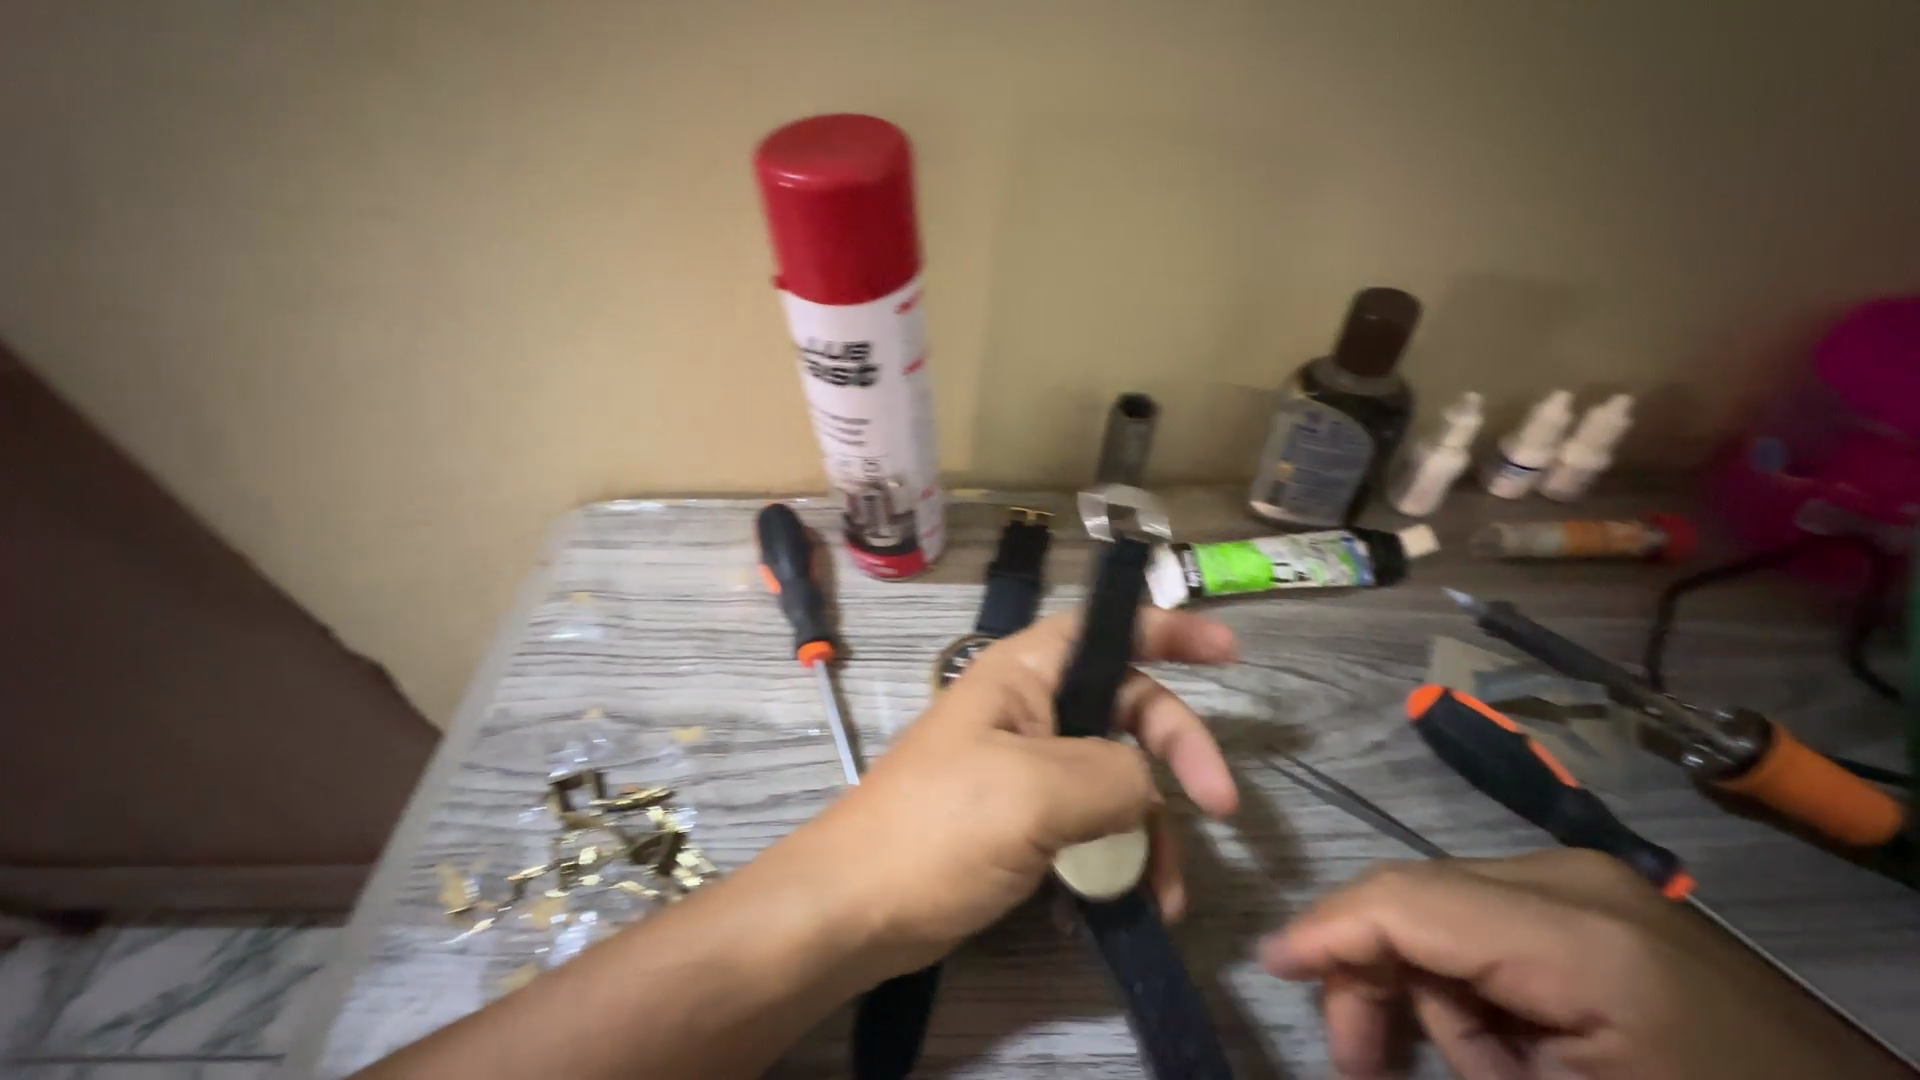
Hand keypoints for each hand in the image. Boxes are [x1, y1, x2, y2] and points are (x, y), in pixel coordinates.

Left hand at [778, 608, 1240, 976]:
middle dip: (1178, 758)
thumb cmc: (938, 829)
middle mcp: (1029, 712)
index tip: (1228, 651)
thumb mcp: (1035, 792)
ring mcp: (1026, 769)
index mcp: (1023, 675)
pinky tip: (1121, 906)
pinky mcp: (1023, 823)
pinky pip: (1090, 828)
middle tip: (1220, 809)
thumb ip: (1114, 776)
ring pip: (1116, 781)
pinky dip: (1114, 863)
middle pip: (1128, 712)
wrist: (857, 909)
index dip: (1168, 630)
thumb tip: (1148, 791)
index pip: (1106, 630)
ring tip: (1163, 896)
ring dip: (1148, 834)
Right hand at [1260, 850, 1907, 1079]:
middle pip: (1416, 897)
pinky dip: (1473, 982)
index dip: (1327, 930)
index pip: (1406, 902)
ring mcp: (1591, 883)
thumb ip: (1452, 1038)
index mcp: (1578, 935)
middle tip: (1357, 1060)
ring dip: (1431, 991)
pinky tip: (1506, 1046)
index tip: (1270, 965)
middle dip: (1372, 973)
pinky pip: (1491, 922)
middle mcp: (1572, 880)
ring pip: (1445, 910)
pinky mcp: (1601, 900)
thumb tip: (1345, 1001)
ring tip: (1476, 1070)